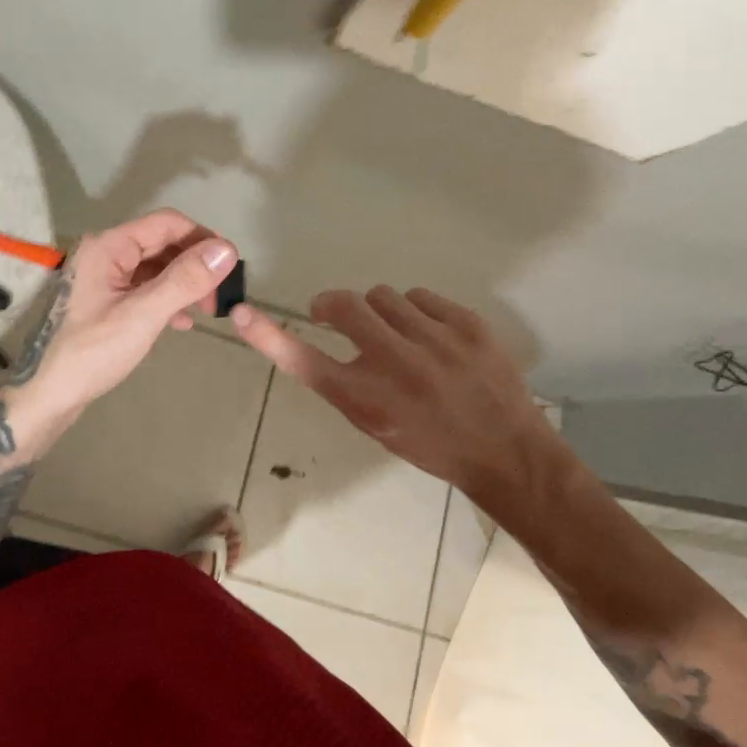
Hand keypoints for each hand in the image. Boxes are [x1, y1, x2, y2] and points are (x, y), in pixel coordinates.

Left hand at [4, 209, 237, 425]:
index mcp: (108, 246)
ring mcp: (103, 277)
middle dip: (194, 264)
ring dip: (183, 283)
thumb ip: (184, 280)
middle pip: (162, 243)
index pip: (166, 224)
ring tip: (206, 310)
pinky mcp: (105, 300)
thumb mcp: (143, 315)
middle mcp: (105, 253)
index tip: (230, 266)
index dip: (202, 239)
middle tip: (220, 296)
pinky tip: (181, 322)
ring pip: (156, 267)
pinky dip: (167, 299)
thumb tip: (226, 251)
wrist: (51, 394)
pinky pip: (145, 287)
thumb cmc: (93, 352)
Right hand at [230, 287, 560, 494]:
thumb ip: (344, 384)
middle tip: (330, 313)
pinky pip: (421, 297)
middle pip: (345, 307)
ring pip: (384, 296)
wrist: (505, 451)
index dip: (266, 335)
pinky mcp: (467, 324)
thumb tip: (320, 341)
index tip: (242, 313)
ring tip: (394, 333)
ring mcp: (435, 340)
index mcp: (366, 400)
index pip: (303, 360)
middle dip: (331, 304)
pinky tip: (427, 335)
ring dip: (378, 310)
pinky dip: (415, 311)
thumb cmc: (430, 445)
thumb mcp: (375, 425)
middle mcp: (395, 365)